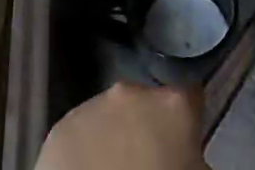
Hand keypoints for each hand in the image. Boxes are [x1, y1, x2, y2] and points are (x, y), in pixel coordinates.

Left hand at [34, 82, 208, 169]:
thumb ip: (194, 153)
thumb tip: (188, 151)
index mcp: (173, 105)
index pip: (191, 96)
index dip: (188, 119)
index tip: (184, 138)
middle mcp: (131, 92)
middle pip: (145, 103)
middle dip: (145, 125)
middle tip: (146, 160)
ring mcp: (92, 105)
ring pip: (110, 114)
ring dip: (115, 133)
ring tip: (114, 167)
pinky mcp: (60, 127)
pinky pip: (80, 132)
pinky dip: (85, 148)